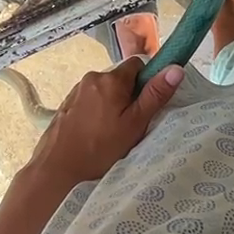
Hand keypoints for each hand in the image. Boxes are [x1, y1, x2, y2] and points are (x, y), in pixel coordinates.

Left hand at [24, 57, 182, 189]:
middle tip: (130, 124)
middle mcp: (92, 77)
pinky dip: (95, 111)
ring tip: (111, 133)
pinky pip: (89, 100)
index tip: (146, 104)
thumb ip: (155, 95)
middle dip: (128, 97)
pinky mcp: (66, 104)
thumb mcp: (134, 124)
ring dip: (111, 105)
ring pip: (104, 91)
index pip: (137, 65)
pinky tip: (94, 134)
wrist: (56, 168)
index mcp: (110, 79)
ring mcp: (76, 90)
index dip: (146, 81)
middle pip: (119, 79)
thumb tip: (176, 68)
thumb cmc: (100, 148)